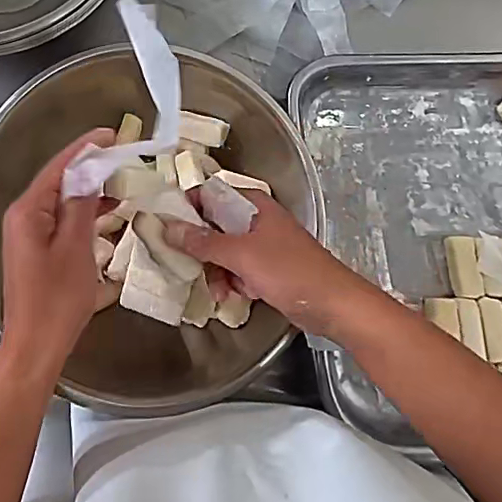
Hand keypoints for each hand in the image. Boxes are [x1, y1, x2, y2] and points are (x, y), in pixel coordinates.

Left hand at [0, 129, 115, 374]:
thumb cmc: (55, 302)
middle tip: (123, 157)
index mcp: (28, 212)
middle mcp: (24, 217)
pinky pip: (63, 219)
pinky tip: (108, 211)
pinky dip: (85, 211)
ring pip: (62, 200)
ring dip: (90, 190)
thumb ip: (82, 206)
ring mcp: (29, 234)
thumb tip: (90, 174)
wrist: (36, 347)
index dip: (86, 149)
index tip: (111, 135)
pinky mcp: (38, 249)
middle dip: (91, 167)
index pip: (59, 167)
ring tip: (122, 180)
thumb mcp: (76, 248)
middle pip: (59, 181)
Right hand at [164, 190, 378, 335]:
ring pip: (224, 251)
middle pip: (215, 225)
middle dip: (203, 249)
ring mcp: (264, 244)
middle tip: (190, 265)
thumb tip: (169, 227)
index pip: (211, 195)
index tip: (168, 226)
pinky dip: (233, 282)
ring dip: (217, 271)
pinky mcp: (269, 268)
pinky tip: (234, 296)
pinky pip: (238, 269)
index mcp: (254, 205)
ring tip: (219, 290)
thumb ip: (203, 242)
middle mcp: (257, 220)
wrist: (334, 305)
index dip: (189, 208)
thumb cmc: (290, 272)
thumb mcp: (241, 255)